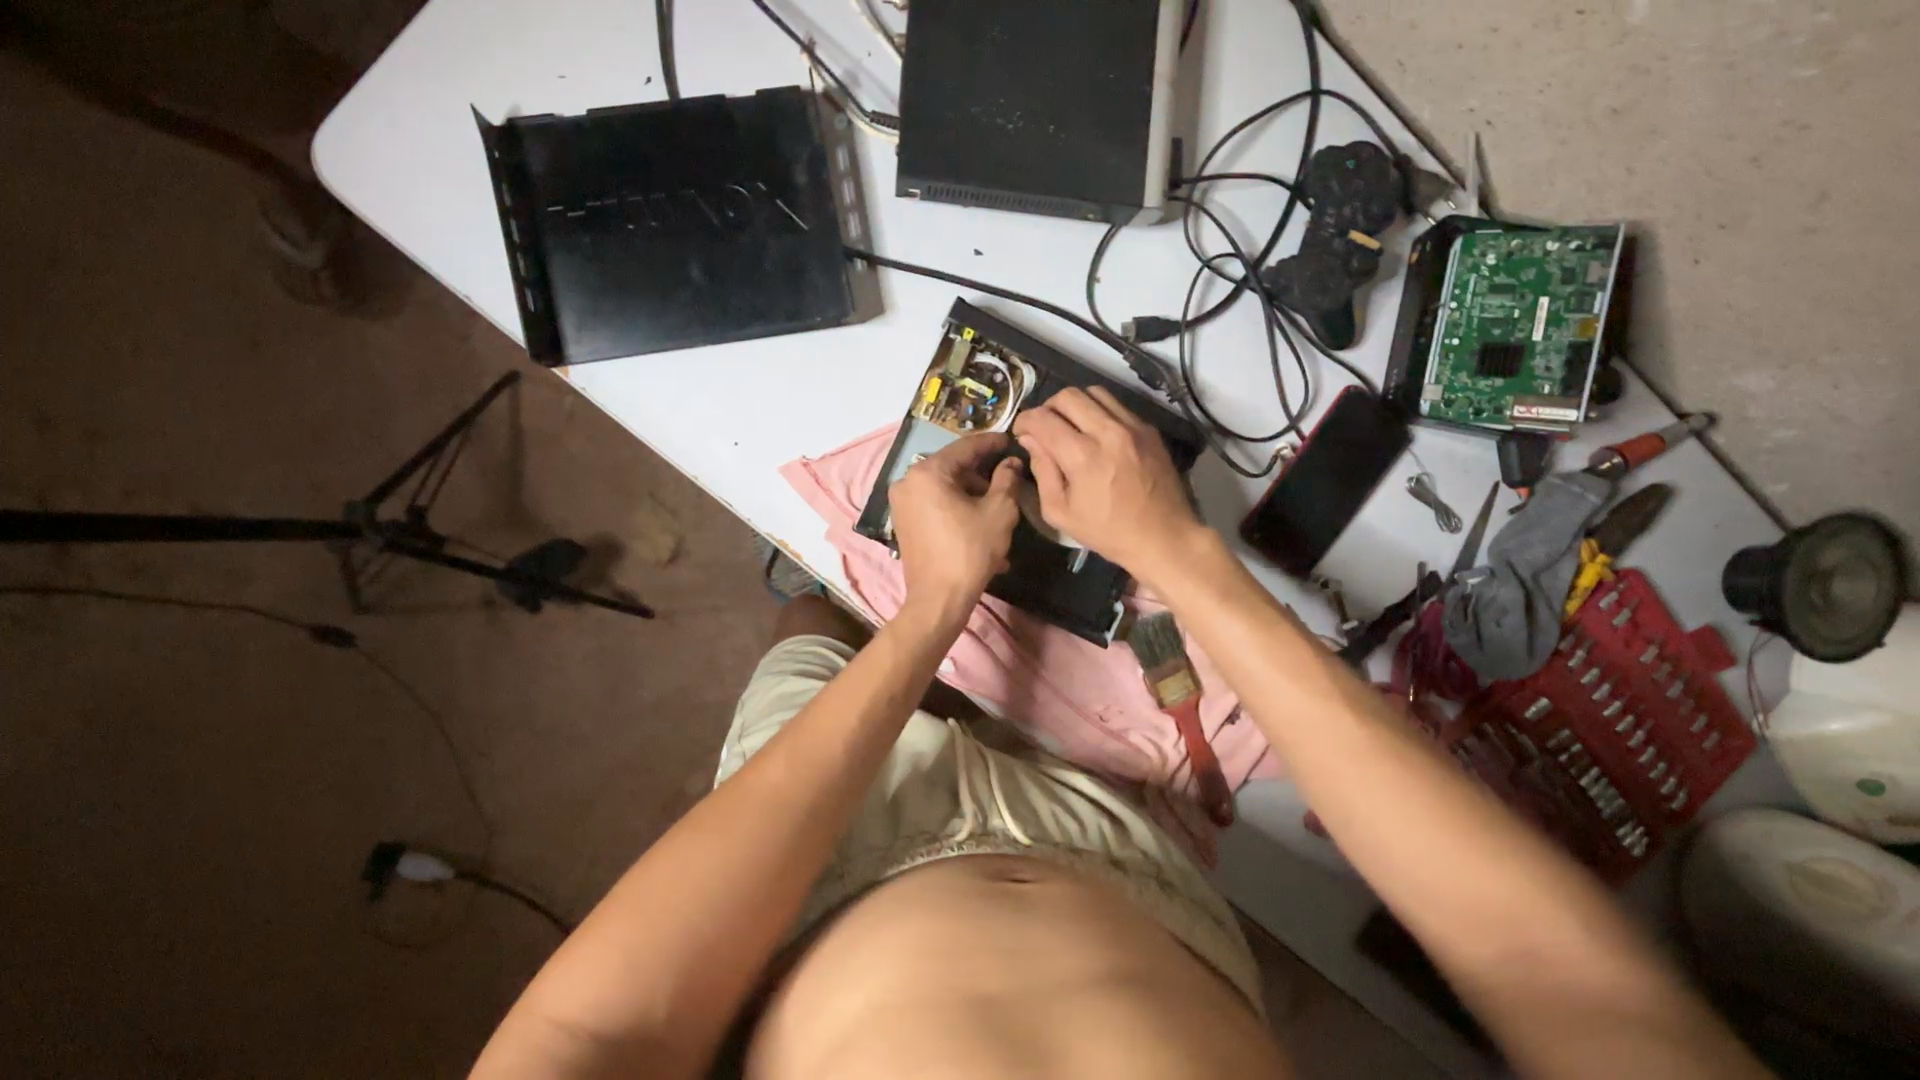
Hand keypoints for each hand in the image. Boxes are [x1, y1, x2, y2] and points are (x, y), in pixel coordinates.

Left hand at [888, 432, 1022, 617]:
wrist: (938, 600)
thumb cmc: (970, 551)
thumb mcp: (999, 511)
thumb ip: (1007, 479)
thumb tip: (1010, 463)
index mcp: (928, 472)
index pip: (966, 447)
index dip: (993, 443)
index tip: (1011, 440)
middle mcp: (908, 481)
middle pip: (954, 469)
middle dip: (983, 476)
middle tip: (1009, 482)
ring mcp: (902, 504)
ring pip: (946, 490)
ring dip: (973, 498)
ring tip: (1000, 513)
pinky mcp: (904, 524)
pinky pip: (936, 508)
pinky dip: (958, 513)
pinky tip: (981, 529)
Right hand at [1012, 387, 1202, 580]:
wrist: (1164, 537)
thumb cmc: (1107, 532)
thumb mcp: (1060, 512)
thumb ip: (1042, 470)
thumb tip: (1030, 439)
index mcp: (1082, 456)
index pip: (1043, 419)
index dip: (1024, 421)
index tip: (1021, 432)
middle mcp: (1107, 432)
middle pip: (1068, 395)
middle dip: (1048, 407)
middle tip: (1045, 427)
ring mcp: (1132, 427)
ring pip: (1095, 392)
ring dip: (1075, 405)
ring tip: (1071, 426)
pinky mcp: (1149, 430)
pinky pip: (1117, 406)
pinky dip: (1100, 413)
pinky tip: (1098, 435)